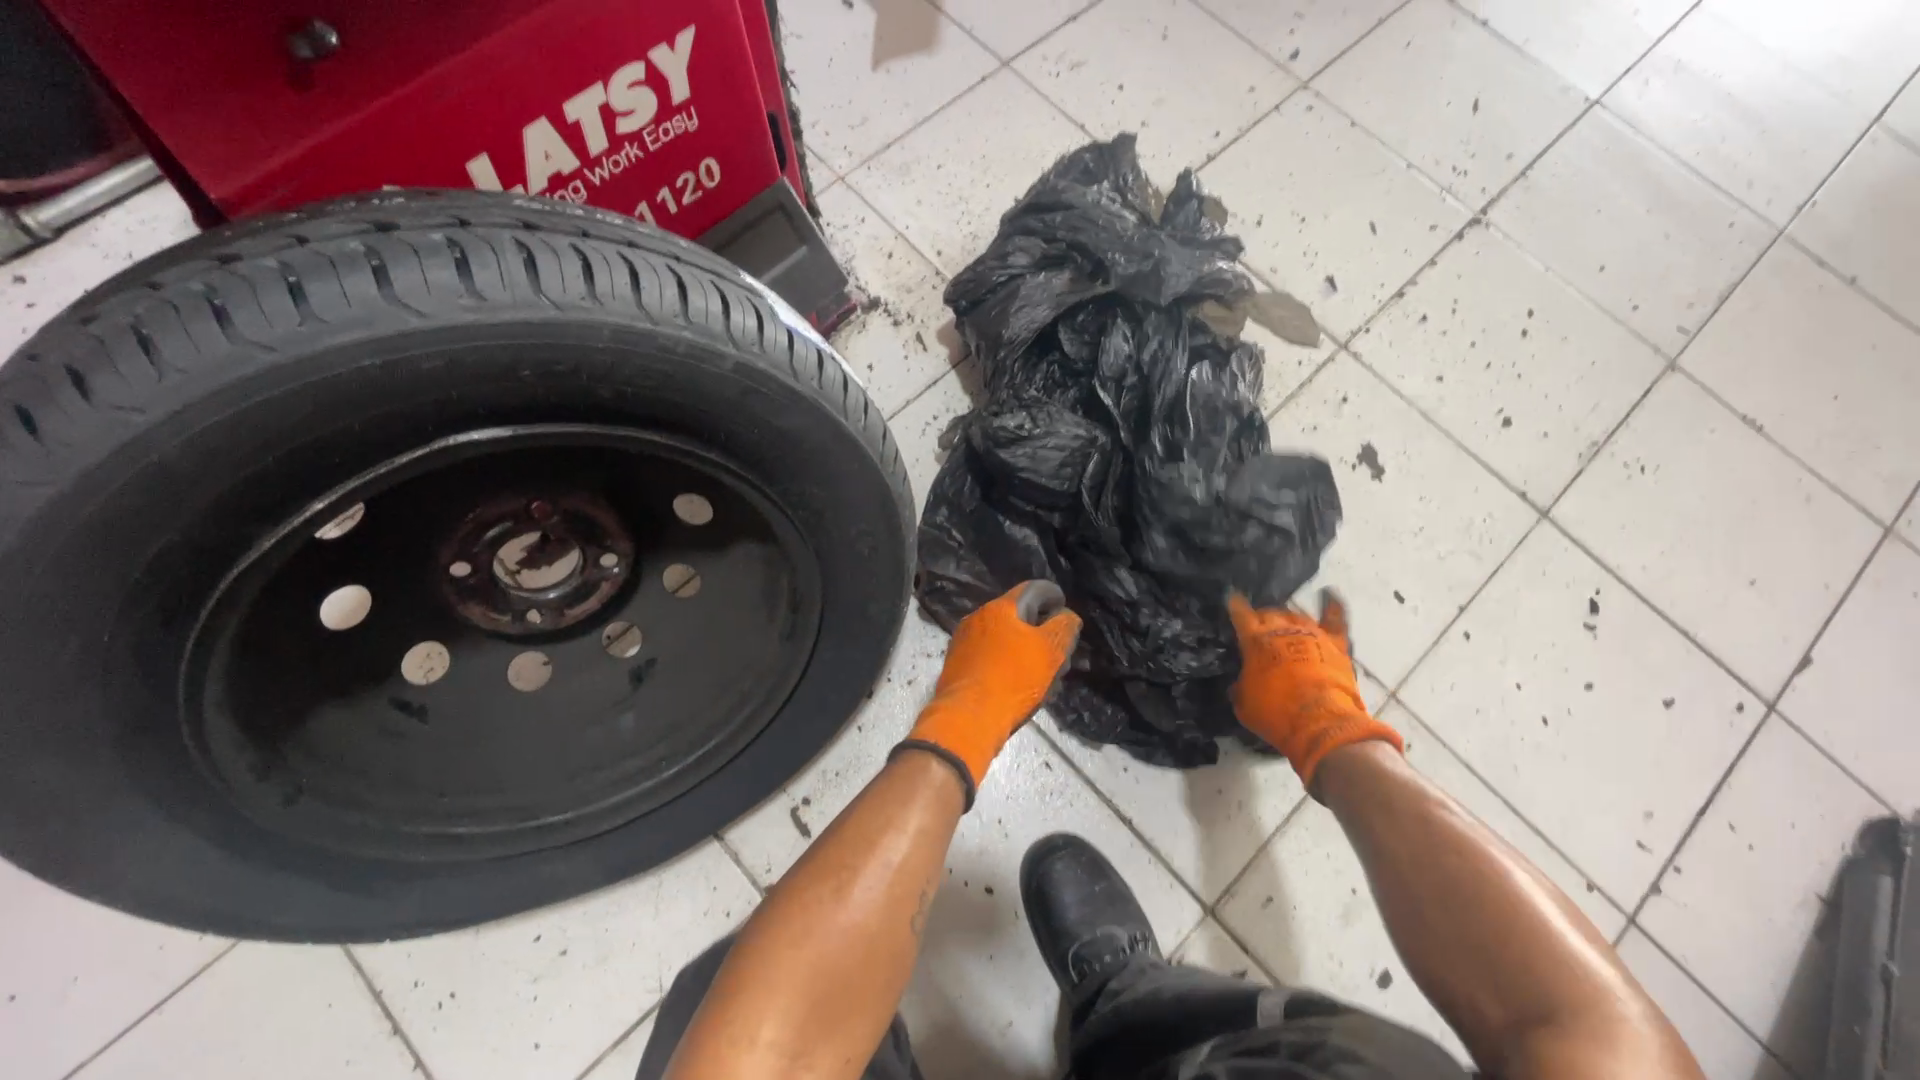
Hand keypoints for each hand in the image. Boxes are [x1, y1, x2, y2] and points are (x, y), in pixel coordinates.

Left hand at [899, 581, 1081, 805]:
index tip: (1065, 613)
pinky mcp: (956, 664)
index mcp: (1000, 607)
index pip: (1035, 589)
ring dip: (1023, 648)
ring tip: (1040, 673)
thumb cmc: (1012, 680)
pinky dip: (1005, 662)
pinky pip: (988, 655)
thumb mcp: (1050, 651)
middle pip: (1017, 615)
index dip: (1055, 598)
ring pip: (1003, 636)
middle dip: (1041, 630)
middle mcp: (978, 617)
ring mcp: (963, 641)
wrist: (966, 719)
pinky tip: (1016, 684)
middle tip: (1058, 652)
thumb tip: (1066, 615)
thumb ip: (1064, 627)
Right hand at [1227, 589, 1401, 789]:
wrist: (1320, 724)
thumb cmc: (1276, 714)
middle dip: (1263, 617)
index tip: (1232, 598)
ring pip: (1297, 614)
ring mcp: (1312, 632)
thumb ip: (1241, 684)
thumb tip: (1241, 682)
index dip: (1234, 605)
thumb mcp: (1244, 703)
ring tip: (1285, 621)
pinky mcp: (1336, 643)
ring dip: (1289, 617)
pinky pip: (1335, 618)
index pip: (1240, 614)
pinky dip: (1331, 605)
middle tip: (1260, 626)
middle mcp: (1283, 628)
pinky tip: (1328, 594)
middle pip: (1271, 612)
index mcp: (1255, 639)